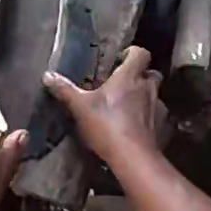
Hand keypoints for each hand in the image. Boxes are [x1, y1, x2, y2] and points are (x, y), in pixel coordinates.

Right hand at [42, 47, 165, 163]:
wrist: (133, 157)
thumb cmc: (107, 125)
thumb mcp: (80, 107)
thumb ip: (65, 90)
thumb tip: (48, 75)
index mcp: (129, 77)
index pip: (141, 53)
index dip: (132, 53)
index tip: (121, 59)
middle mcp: (148, 88)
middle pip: (151, 73)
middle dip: (140, 76)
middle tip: (123, 85)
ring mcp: (158, 107)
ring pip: (154, 95)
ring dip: (144, 98)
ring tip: (128, 108)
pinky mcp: (162, 127)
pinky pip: (157, 116)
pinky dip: (149, 119)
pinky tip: (136, 128)